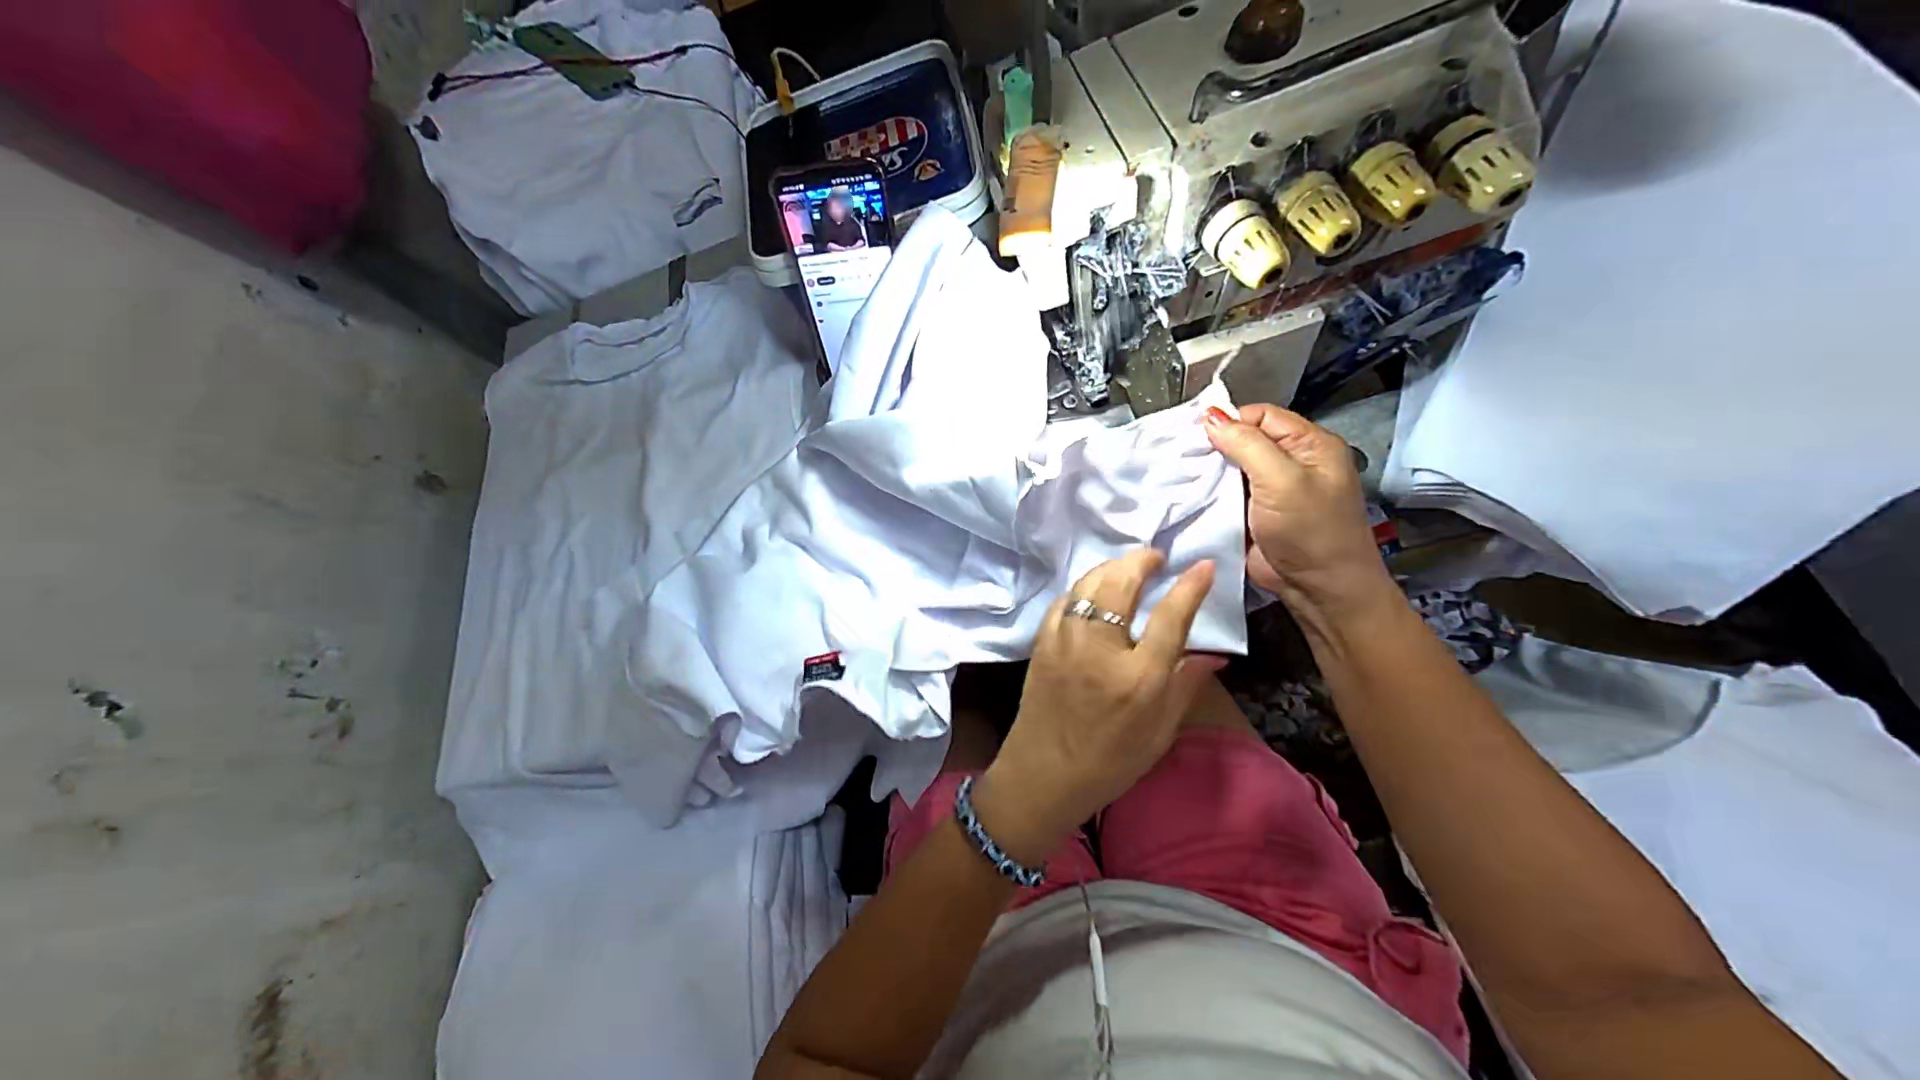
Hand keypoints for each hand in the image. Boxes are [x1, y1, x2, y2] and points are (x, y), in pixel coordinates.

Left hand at [972, 550, 1224, 862]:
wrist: (1043, 775)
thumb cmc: (1110, 762)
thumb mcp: (1160, 732)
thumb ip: (1187, 685)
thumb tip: (1216, 653)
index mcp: (1140, 678)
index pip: (1170, 616)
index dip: (1190, 585)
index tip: (1201, 564)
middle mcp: (1101, 650)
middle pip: (1121, 585)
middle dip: (1141, 561)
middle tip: (1156, 557)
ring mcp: (1066, 642)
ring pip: (1089, 585)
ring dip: (1111, 568)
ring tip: (1128, 568)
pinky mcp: (1042, 642)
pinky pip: (1064, 600)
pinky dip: (1083, 588)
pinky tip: (1094, 591)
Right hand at [1202, 403, 1394, 619]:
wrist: (1318, 589)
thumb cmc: (1310, 531)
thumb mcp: (1282, 479)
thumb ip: (1246, 444)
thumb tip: (1211, 417)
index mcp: (1310, 445)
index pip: (1262, 416)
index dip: (1231, 421)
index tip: (1198, 434)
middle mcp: (1292, 462)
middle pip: (1245, 439)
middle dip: (1216, 446)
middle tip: (1184, 454)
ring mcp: (1271, 490)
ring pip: (1232, 468)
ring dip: (1210, 471)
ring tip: (1182, 473)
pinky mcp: (1253, 514)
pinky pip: (1226, 494)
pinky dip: (1209, 493)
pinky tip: (1190, 493)